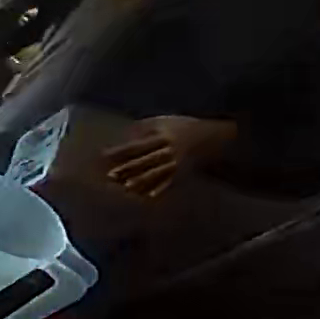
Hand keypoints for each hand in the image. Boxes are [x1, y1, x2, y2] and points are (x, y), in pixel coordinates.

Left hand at [101, 115, 236, 197]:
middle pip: (147, 160)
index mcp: (163, 137)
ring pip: (157, 172)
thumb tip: (119, 136)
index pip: (138, 145)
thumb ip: (140, 129)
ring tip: (126, 187)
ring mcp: (177, 162)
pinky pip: (170, 181)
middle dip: (129, 167)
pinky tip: (148, 196)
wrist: (216, 135)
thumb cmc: (181, 127)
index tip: (103, 155)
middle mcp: (169, 150)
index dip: (120, 150)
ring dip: (141, 180)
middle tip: (110, 175)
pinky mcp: (182, 172)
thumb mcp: (162, 122)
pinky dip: (159, 189)